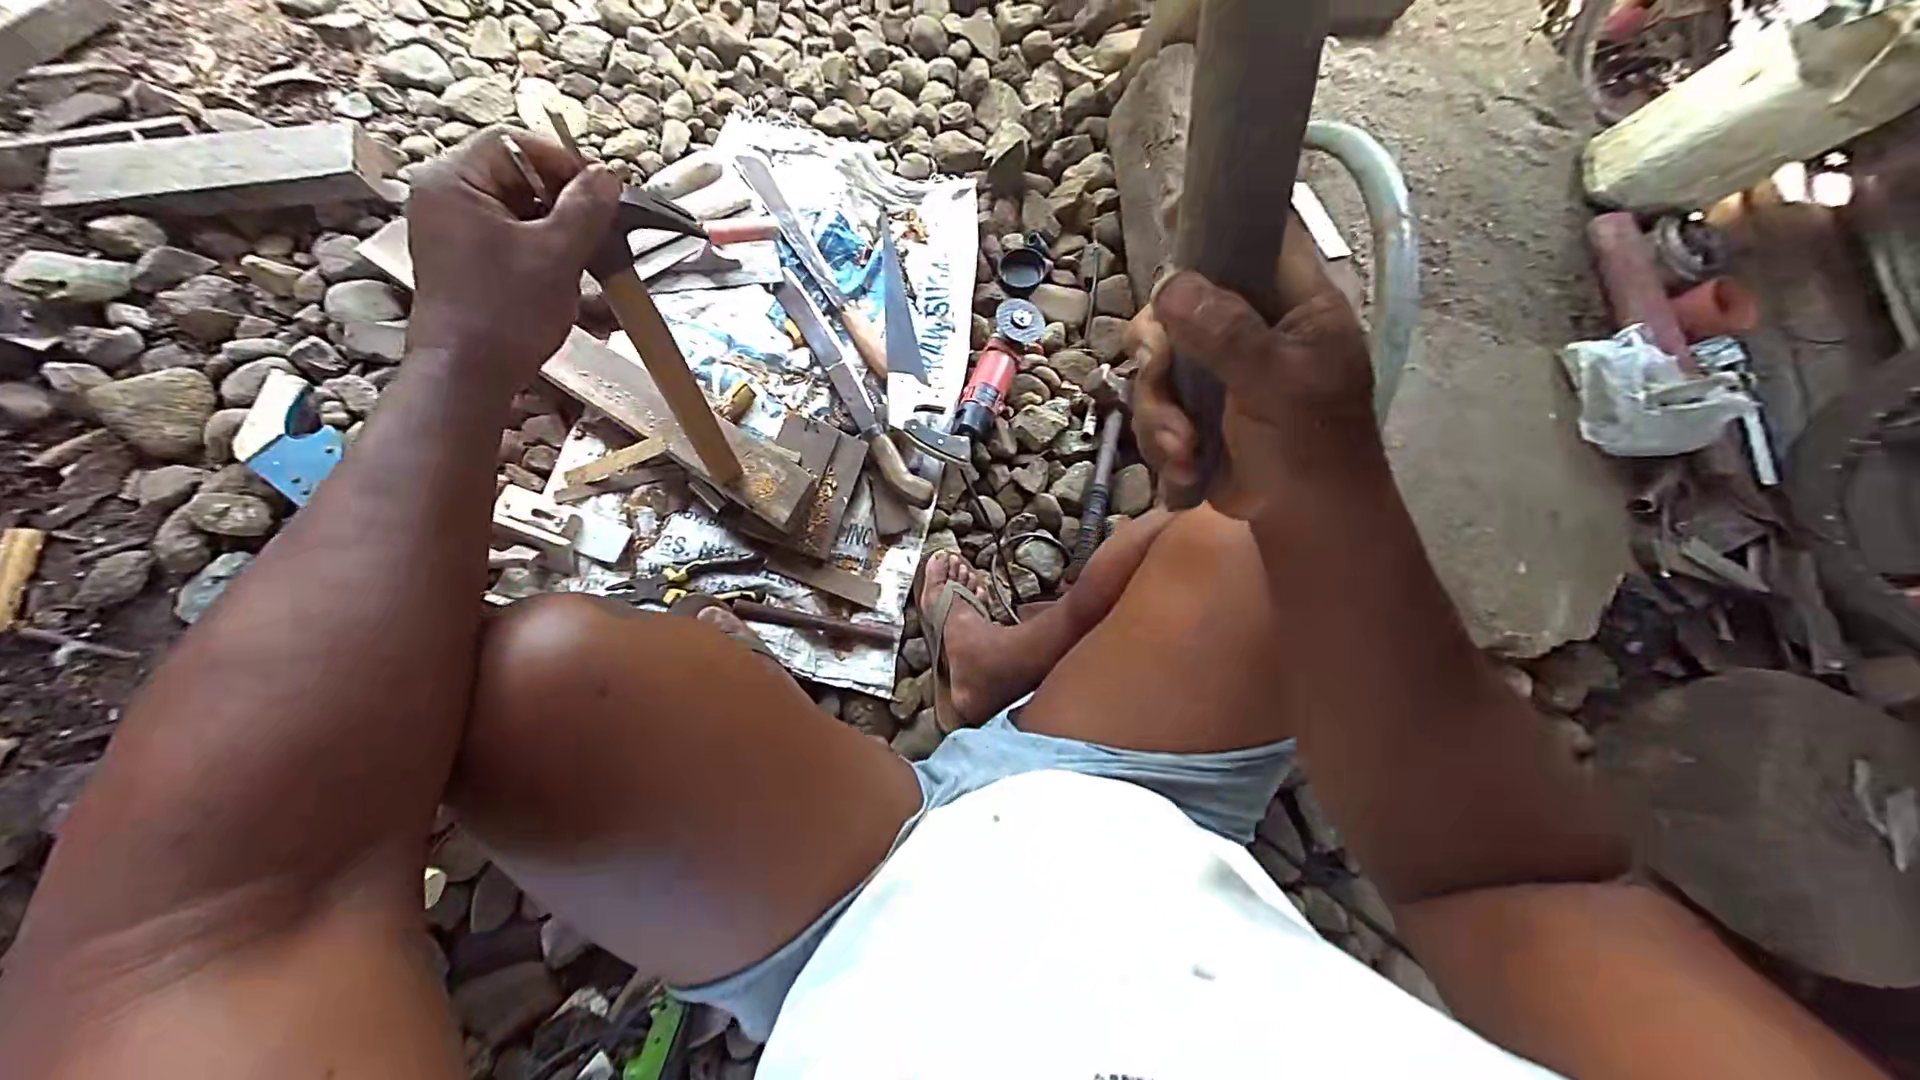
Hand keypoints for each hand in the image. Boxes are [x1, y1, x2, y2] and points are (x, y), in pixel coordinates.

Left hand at [405, 127, 620, 385]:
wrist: (471, 374)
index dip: (564, 164)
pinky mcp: (474, 265)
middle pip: (521, 180)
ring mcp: (460, 235)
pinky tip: (577, 284)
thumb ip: (585, 211)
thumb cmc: (506, 313)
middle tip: (605, 232)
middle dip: (569, 206)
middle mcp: (450, 201)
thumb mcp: (556, 256)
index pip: (514, 145)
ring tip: (596, 263)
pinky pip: (520, 245)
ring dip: (566, 237)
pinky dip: (551, 258)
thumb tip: (608, 176)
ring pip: (525, 216)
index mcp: (454, 183)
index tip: (603, 195)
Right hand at [1126, 215, 1379, 519]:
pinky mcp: (1190, 408)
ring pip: (1155, 366)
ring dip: (1161, 415)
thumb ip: (1228, 333)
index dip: (1216, 219)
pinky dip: (1162, 441)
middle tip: (1159, 371)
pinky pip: (1152, 407)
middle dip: (1160, 350)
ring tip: (1185, 450)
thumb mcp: (1277, 384)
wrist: (1300, 516)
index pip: (1257, 235)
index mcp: (1289, 302)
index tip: (1170, 217)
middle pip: (1176, 306)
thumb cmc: (1312, 446)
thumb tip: (1170, 286)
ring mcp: (1214, 369)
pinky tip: (1186, 467)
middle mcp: (1245, 327)